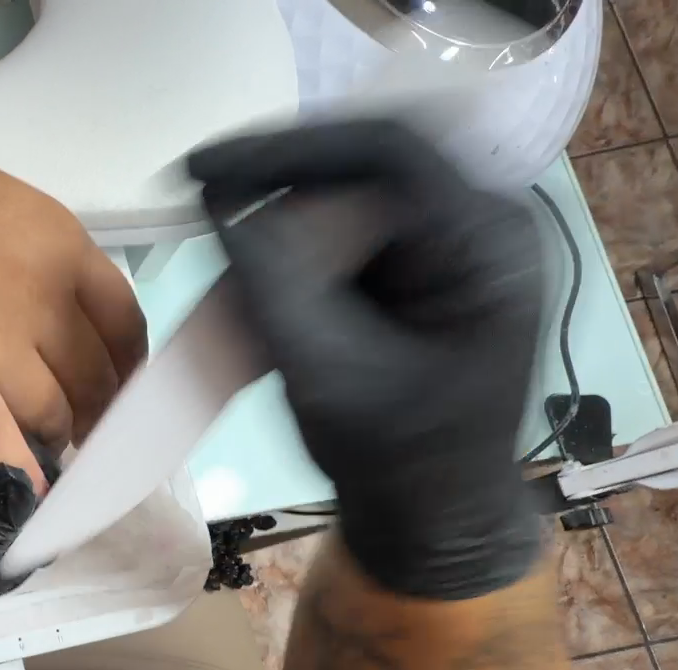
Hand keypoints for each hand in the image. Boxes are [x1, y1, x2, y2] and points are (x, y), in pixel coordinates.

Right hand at [0, 130, 146, 491]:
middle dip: (92, 419)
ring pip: (50, 413)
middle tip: (75, 435)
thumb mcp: (5, 212)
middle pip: (93, 381)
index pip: (126, 329)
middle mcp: (41, 294)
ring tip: (41, 453)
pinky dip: (14, 467)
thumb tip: (57, 329)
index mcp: (63, 245)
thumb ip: (43, 268)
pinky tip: (24, 490)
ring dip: (52, 443)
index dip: (126, 376)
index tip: (113, 397)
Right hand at [187, 119, 544, 599]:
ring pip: (341, 209)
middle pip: (360, 173)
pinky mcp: (408, 278)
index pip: (381, 151)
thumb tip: (219, 206)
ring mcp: (440, 252)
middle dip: (273, 189)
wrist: (429, 511)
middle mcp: (470, 227)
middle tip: (199, 202)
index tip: (197, 169)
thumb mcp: (325, 372)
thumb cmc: (392, 456)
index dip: (281, 150)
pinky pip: (336, 246)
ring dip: (275, 231)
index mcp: (480, 240)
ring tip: (222, 260)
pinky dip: (284, 262)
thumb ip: (272, 285)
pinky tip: (251, 289)